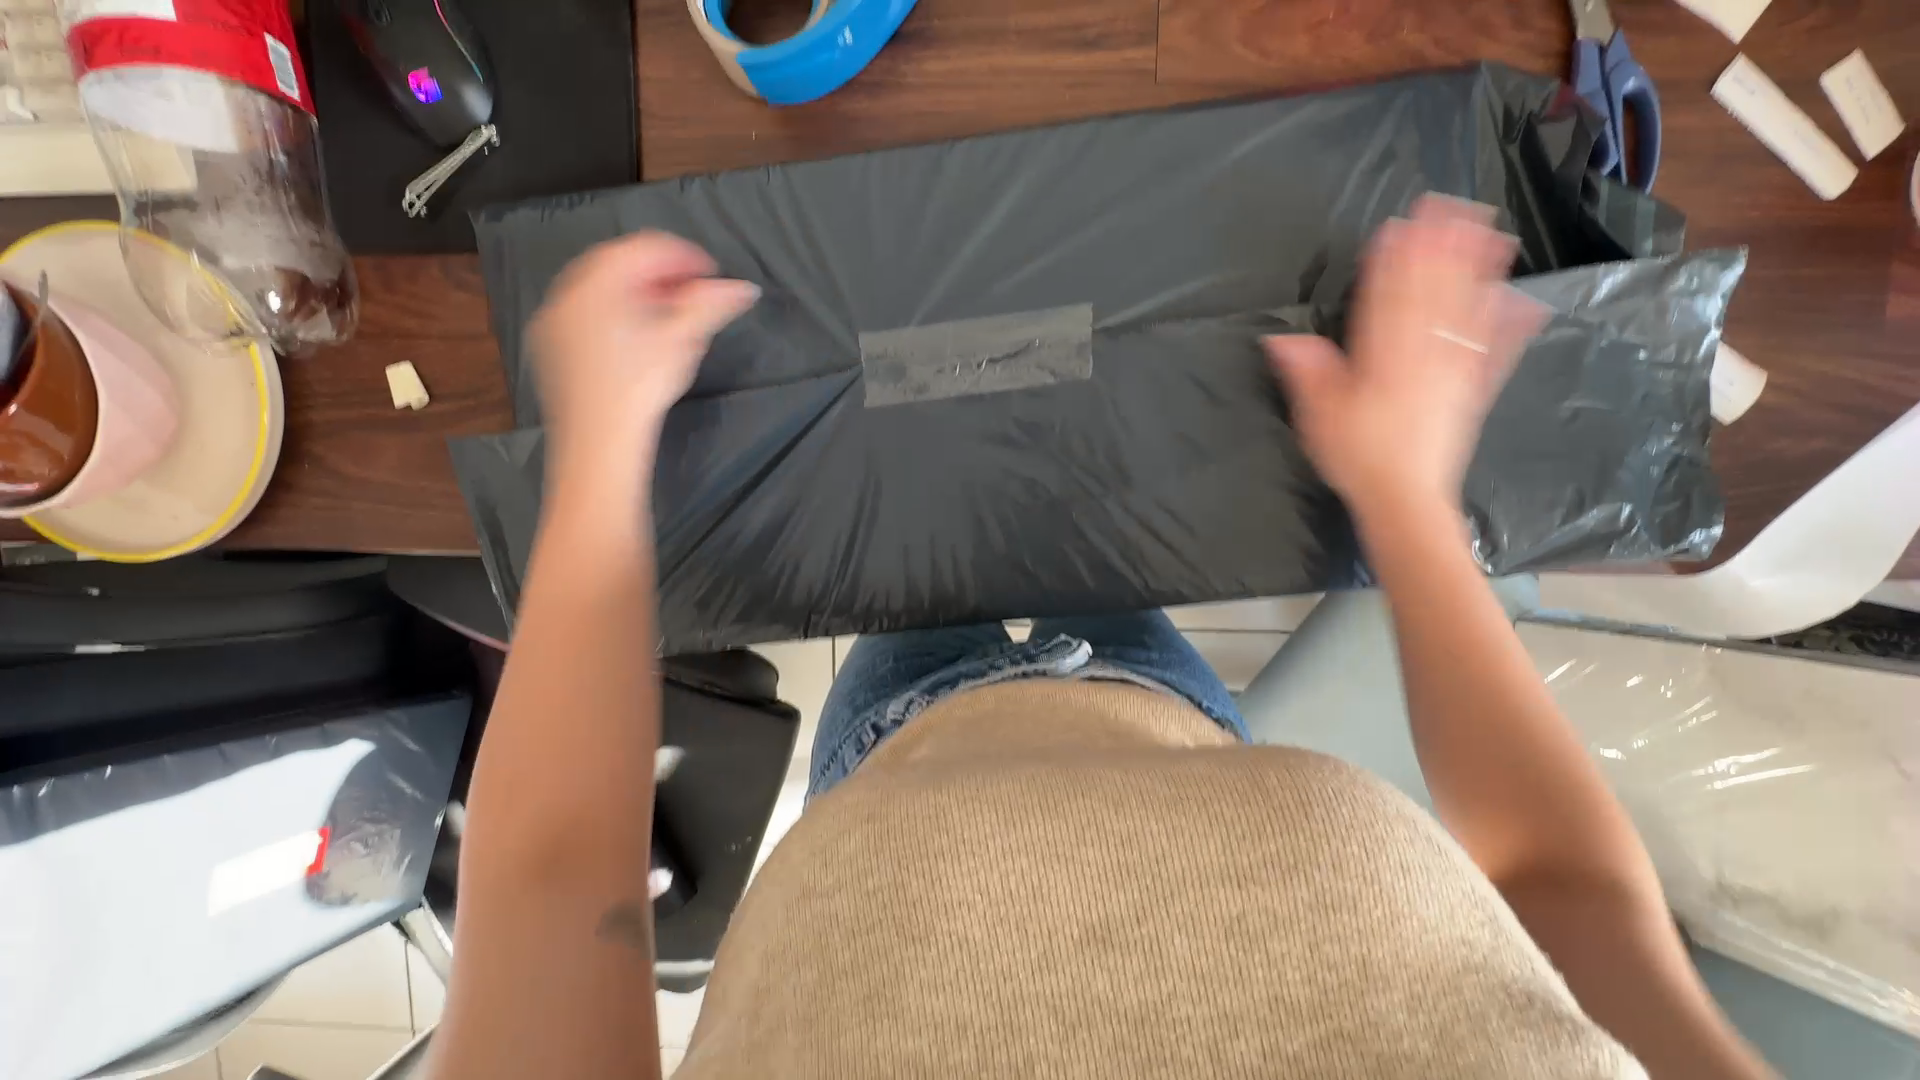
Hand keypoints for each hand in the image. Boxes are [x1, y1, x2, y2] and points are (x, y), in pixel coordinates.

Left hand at [529, 232, 758, 470]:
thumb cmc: (640, 388)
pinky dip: (616, 314)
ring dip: (640, 294)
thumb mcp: (683, 341)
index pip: (645, 247)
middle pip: (621, 265)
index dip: (684, 256)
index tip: (712, 277)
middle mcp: (569, 292)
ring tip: (671, 320)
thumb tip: (745, 288)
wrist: (598, 442)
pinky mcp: (552, 347)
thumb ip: (712, 306)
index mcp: (598, 282)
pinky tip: (639, 341)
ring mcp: (555, 320)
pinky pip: (587, 314)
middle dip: (662, 276)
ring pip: (602, 290)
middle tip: (694, 298)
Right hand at [1263, 194, 1548, 525]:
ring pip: (1464, 310)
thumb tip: (1280, 338)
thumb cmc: (1356, 456)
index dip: (1393, 259)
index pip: (1386, 299)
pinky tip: (1523, 298)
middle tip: (1450, 205)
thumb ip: (1307, 373)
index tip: (1399, 224)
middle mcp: (1421, 355)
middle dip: (1439, 248)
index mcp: (1380, 358)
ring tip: (1490, 231)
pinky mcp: (1473, 389)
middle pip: (1430, 293)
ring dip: (1477, 269)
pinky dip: (1509, 324)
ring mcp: (1452, 370)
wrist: (1404, 498)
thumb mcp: (1317, 417)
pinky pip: (1494, 350)